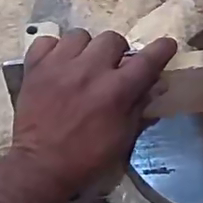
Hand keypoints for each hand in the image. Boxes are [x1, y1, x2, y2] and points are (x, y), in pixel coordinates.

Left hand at [7, 29, 178, 194]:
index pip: (148, 58)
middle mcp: (90, 70)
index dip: (162, 49)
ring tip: (82, 65)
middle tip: (112, 68)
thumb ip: (140, 104)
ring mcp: (59, 66)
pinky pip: (47, 41)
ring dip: (86, 49)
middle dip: (118, 52)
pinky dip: (54, 50)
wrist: (40, 167)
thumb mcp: (124, 135)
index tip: (167, 46)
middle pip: (113, 39)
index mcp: (117, 90)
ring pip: (80, 35)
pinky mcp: (35, 68)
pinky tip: (58, 65)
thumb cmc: (88, 156)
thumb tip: (157, 83)